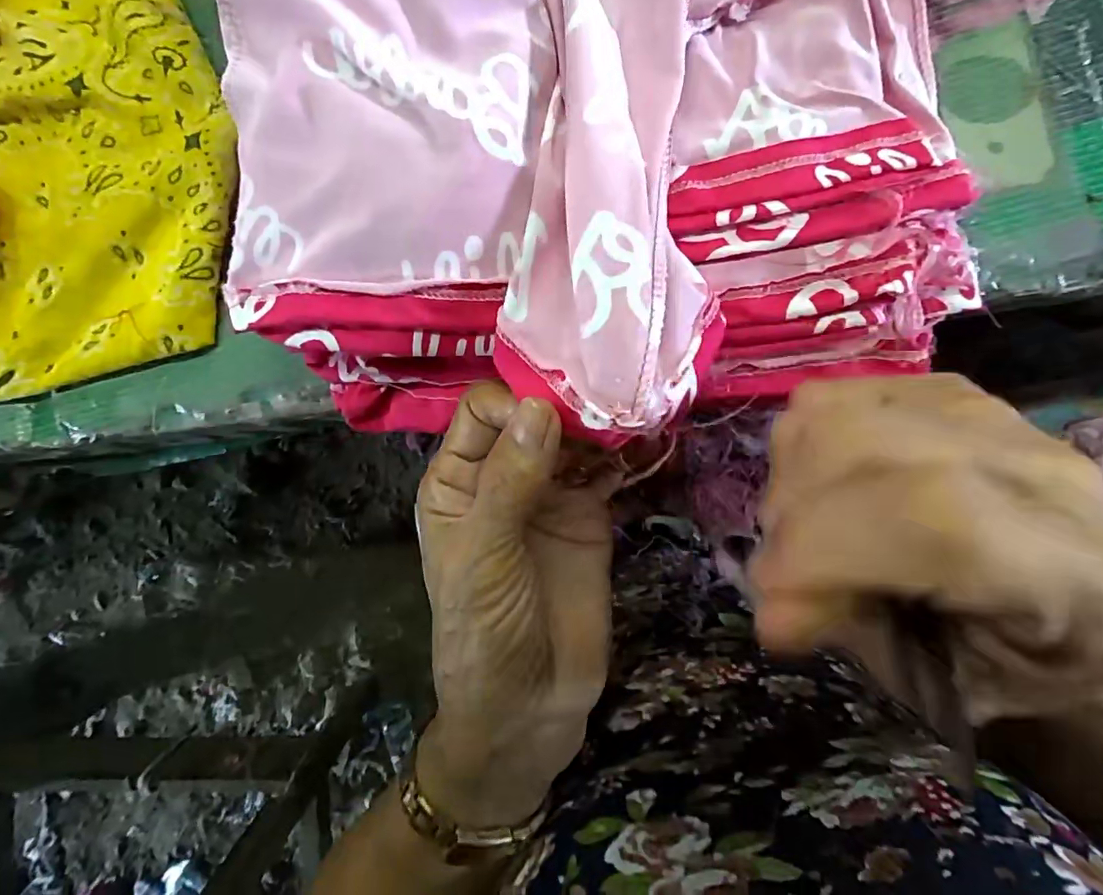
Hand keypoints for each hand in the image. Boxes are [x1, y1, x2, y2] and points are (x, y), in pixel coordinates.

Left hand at [413, 384, 616, 826]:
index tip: (551, 413)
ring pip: (571, 437)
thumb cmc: (484, 628)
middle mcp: (501, 475)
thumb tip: (540, 407)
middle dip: (563, 404)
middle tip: (606, 397)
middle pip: (531, 417)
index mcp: (457, 478)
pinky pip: (605, 471)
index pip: (482, 412)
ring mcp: (547, 494)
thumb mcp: (485, 553)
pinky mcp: (588, 515)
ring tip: (630, 411)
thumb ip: (510, 481)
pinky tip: (645, 439)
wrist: (529, 706)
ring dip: (598, 423)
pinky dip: (623, 453)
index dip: (513, 403)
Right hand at [748, 374, 1102, 721]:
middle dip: (794, 522)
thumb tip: (772, 609)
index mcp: (1090, 580)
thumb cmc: (1017, 674)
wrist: (1077, 621)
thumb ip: (866, 644)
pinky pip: (830, 398)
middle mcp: (1044, 474)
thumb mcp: (953, 694)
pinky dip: (800, 447)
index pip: (933, 516)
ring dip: (789, 483)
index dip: (825, 552)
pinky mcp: (940, 391)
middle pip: (868, 451)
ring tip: (801, 535)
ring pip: (834, 416)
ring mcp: (989, 417)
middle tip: (784, 580)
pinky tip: (818, 490)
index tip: (776, 612)